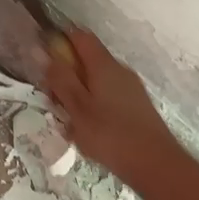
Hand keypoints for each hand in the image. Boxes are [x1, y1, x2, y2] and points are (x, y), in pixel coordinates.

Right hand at [41, 28, 183, 181]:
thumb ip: (60, 79)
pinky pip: (108, 96)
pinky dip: (93, 106)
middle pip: (87, 60)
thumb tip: (43, 51)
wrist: (155, 163)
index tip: (44, 62)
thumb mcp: (77, 108)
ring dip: (79, 95)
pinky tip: (89, 133)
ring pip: (97, 81)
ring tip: (70, 124)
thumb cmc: (110, 135)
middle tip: (55, 102)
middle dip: (67, 76)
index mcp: (104, 65)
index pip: (80, 36)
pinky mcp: (136, 105)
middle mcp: (120, 70)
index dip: (60, 41)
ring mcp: (131, 87)